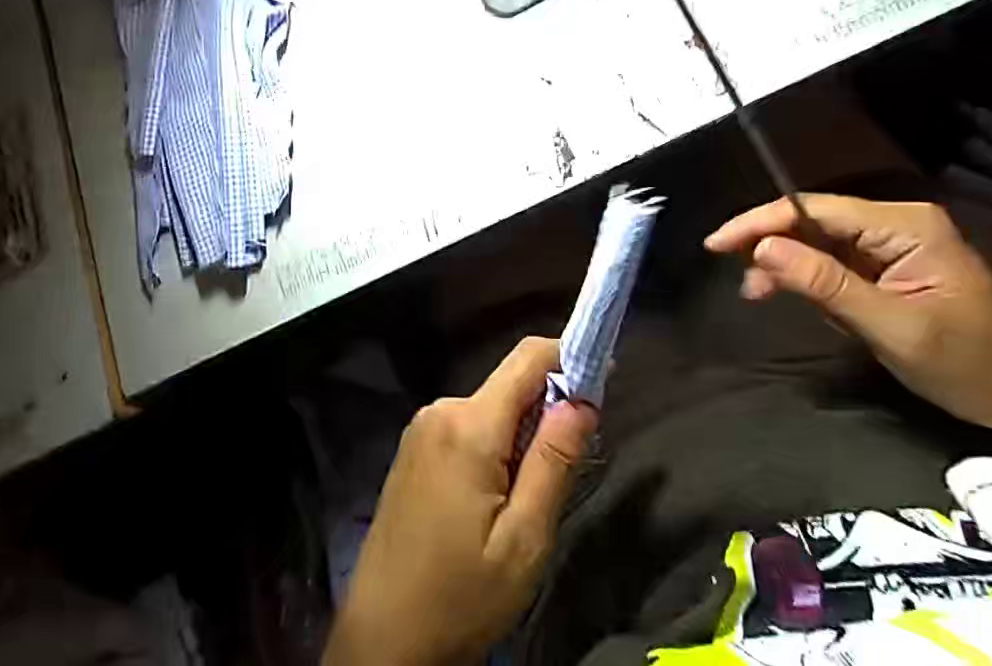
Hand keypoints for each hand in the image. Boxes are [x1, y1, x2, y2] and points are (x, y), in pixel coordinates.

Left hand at [325, 337, 598, 665]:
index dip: (568, 357)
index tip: (606, 375)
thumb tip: (584, 398)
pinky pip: (466, 427)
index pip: (526, 359)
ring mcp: (422, 428)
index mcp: (468, 425)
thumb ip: (554, 460)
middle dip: (549, 409)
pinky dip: (494, 444)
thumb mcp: (525, 538)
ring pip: (490, 409)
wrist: (385, 633)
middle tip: (575, 463)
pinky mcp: (414, 448)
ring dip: (521, 434)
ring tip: (531, 496)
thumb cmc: (462, 594)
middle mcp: (440, 411)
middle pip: (509, 386)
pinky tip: (496, 496)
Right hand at [705, 194, 991, 439]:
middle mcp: (898, 224)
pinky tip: (799, 301)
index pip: (813, 209)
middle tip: (744, 285)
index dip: (759, 223)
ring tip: (762, 296)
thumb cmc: (975, 366)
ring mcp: (895, 245)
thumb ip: (824, 283)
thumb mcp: (893, 328)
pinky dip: (809, 281)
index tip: (715, 245)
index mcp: (906, 226)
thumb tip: (760, 248)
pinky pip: (834, 262)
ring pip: (817, 243)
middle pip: (811, 221)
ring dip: (787, 268)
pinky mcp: (891, 267)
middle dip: (771, 249)